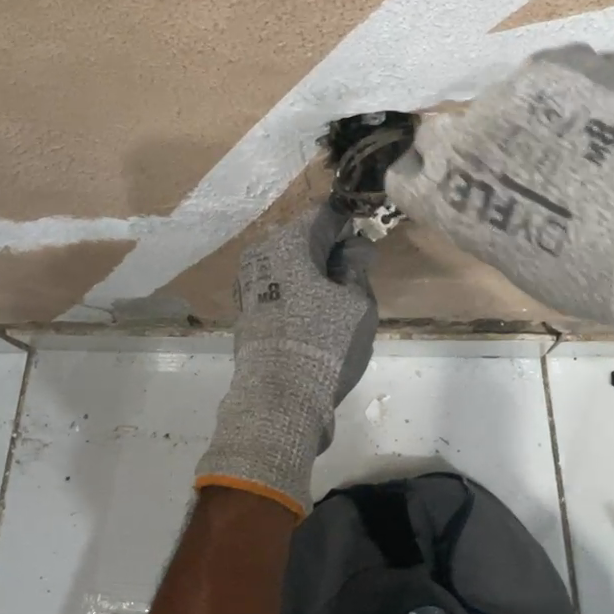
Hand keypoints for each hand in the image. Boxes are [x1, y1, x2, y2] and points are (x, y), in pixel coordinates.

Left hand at [194, 204, 377, 514]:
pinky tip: (314, 315)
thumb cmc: (325, 344)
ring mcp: (248, 283)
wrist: (278, 400)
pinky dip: (296, 291)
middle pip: (303, 237)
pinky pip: (277, 286)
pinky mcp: (246, 311)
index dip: (349, 222)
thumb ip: (357, 267)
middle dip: (330, 249)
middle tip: (356, 272)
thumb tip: (354, 248)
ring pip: (289, 264)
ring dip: (312, 272)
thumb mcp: (358, 303)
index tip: (367, 241)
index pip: (325, 214)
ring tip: (338, 297)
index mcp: (289, 242)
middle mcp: (262, 253)